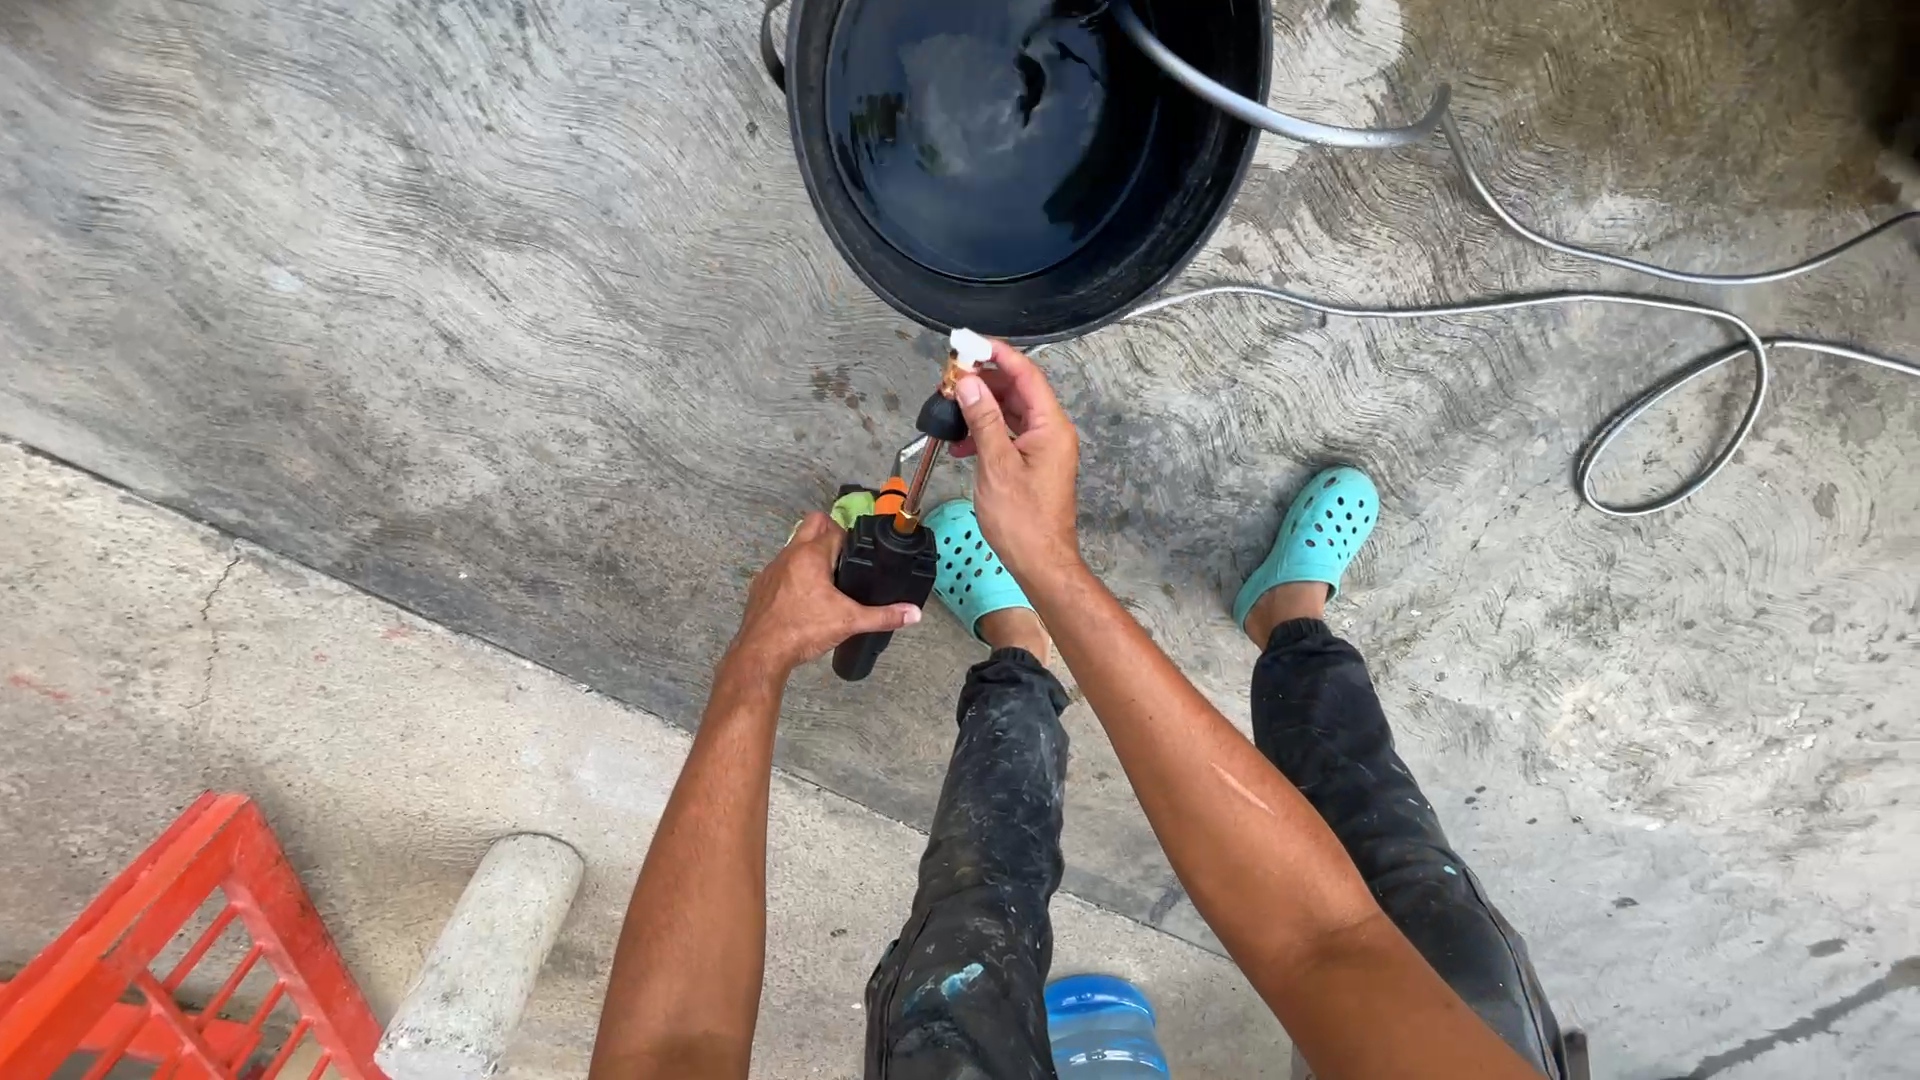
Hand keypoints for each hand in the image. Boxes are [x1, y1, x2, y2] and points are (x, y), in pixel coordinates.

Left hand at [729, 512, 921, 675]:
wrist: (761, 653)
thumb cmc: (804, 631)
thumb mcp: (850, 622)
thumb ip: (883, 616)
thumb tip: (913, 614)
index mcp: (811, 555)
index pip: (835, 530)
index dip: (850, 540)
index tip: (858, 556)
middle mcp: (789, 554)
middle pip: (813, 523)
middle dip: (830, 532)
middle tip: (843, 558)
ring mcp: (772, 567)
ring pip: (795, 545)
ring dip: (811, 553)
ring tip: (826, 579)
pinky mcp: (761, 584)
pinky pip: (781, 566)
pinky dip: (793, 573)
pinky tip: (802, 596)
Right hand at [950, 339, 1081, 578]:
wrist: (1040, 561)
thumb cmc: (1023, 522)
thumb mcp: (996, 466)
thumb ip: (984, 421)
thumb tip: (970, 385)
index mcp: (1050, 427)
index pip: (1025, 374)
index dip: (997, 355)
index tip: (969, 344)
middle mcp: (1052, 432)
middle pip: (1018, 390)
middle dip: (985, 380)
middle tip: (954, 377)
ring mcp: (1044, 448)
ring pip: (1012, 412)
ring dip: (983, 408)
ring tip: (954, 408)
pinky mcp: (1034, 463)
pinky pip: (1010, 434)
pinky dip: (987, 432)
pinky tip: (963, 441)